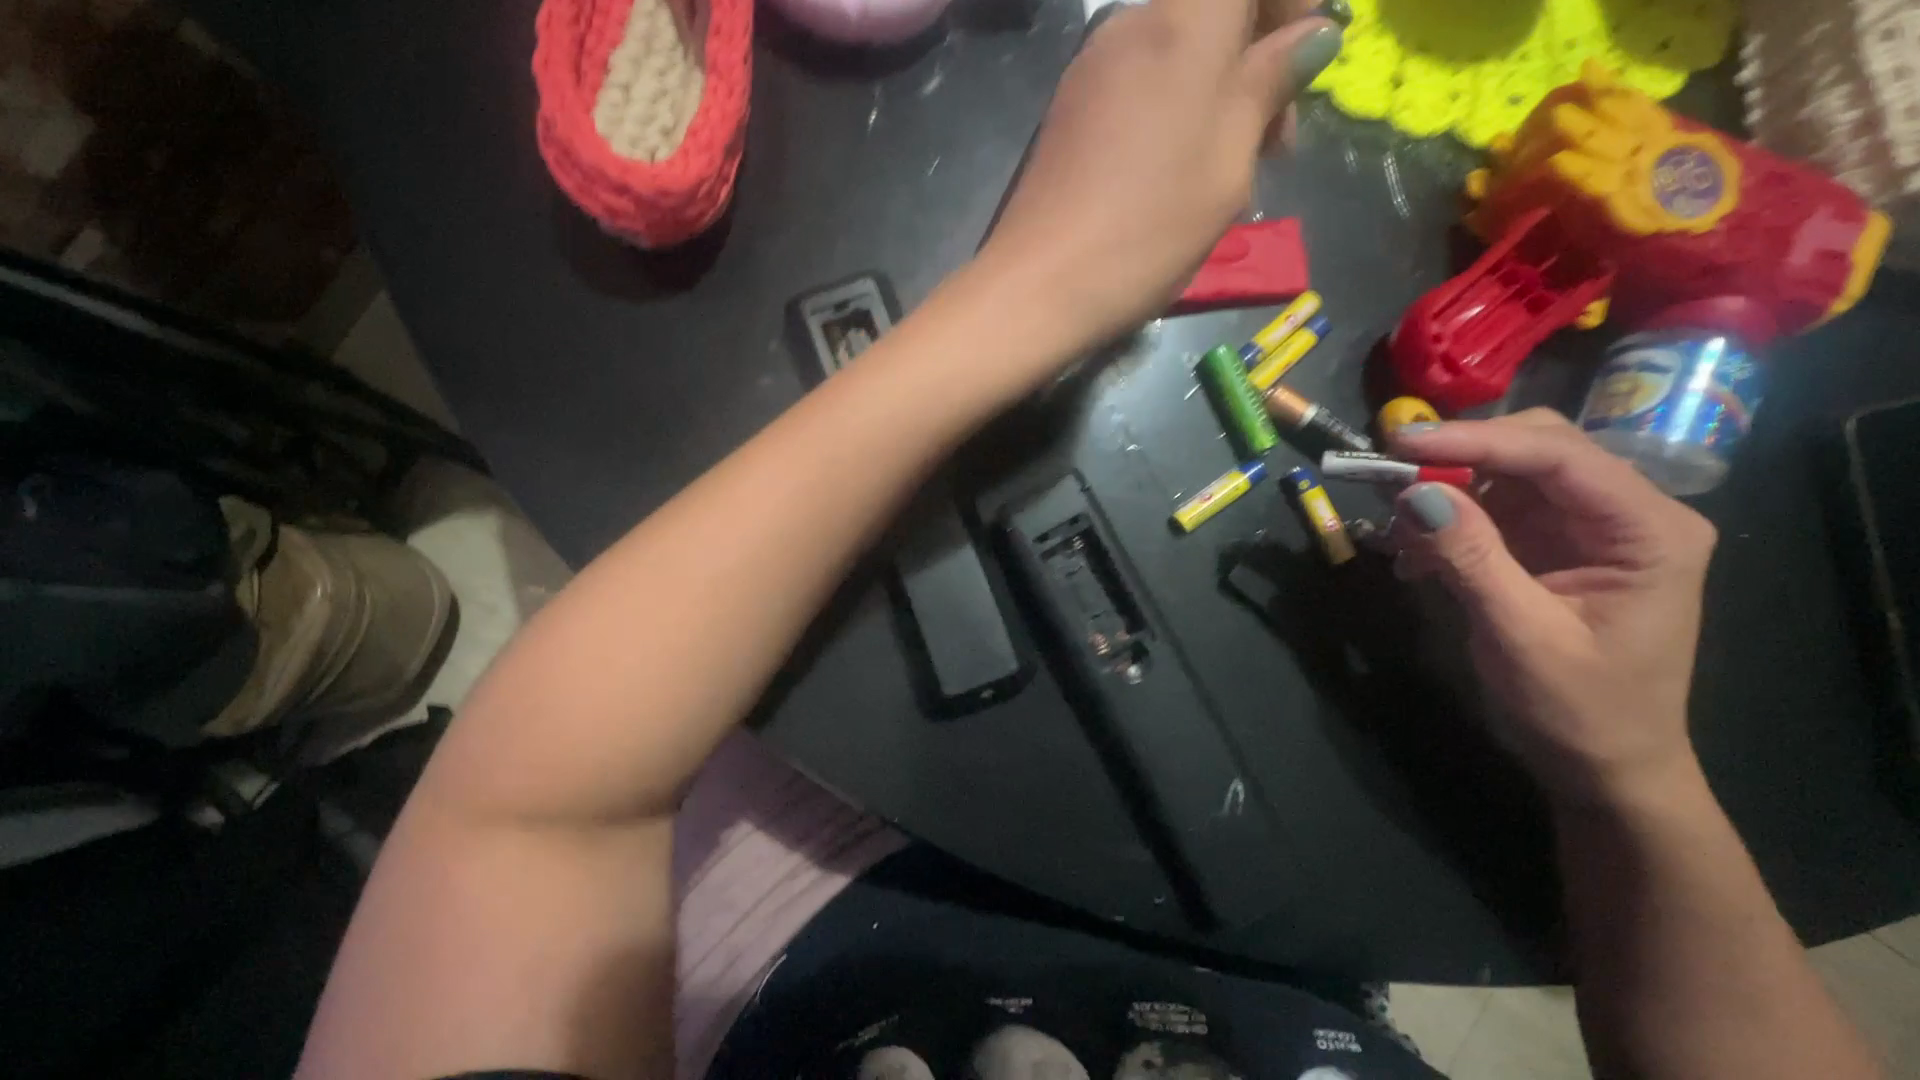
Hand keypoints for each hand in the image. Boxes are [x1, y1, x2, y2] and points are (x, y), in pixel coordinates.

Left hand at [978, 0, 1342, 351]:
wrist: (1040, 286)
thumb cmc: (1150, 225)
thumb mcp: (1229, 157)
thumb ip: (1270, 81)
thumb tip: (1314, 30)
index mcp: (1181, 24)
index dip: (1287, 6)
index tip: (1303, 67)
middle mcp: (1130, 27)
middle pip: (1213, 15)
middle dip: (1258, 63)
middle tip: (1276, 145)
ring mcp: (1092, 70)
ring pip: (1179, 57)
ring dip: (1219, 99)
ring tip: (1229, 177)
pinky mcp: (1070, 112)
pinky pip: (1141, 89)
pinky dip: (1176, 117)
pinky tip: (1179, 180)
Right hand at [1388, 409, 1718, 806]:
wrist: (1606, 767)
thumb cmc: (1582, 710)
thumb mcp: (1521, 636)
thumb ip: (1471, 558)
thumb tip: (1412, 493)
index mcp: (1648, 530)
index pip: (1560, 456)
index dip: (1478, 441)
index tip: (1401, 444)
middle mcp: (1626, 513)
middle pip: (1539, 448)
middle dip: (1462, 456)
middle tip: (1392, 475)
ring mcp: (1588, 526)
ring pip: (1510, 473)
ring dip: (1449, 491)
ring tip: (1400, 531)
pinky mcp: (1554, 544)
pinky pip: (1496, 508)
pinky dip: (1450, 521)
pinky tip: (1417, 554)